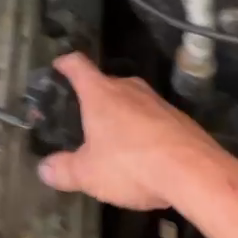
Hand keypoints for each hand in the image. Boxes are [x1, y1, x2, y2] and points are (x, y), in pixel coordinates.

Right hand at [36, 52, 231, 210]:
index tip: (59, 64)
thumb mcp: (89, 174)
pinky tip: (146, 155)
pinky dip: (145, 131)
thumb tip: (44, 169)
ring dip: (123, 116)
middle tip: (87, 119)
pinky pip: (154, 118)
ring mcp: (156, 100)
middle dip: (96, 99)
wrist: (193, 171)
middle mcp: (128, 87)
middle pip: (106, 83)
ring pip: (132, 101)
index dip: (65, 63)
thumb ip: (64, 170)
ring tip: (116, 141)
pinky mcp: (178, 117)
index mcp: (100, 92)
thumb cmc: (131, 163)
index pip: (77, 65)